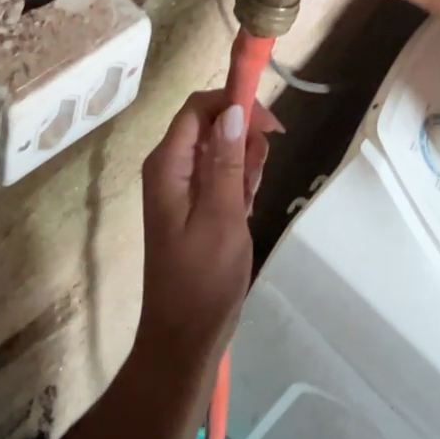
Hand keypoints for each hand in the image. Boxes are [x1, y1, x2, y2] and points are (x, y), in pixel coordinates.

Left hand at [135, 90, 280, 366]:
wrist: (184, 335)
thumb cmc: (203, 279)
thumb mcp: (222, 216)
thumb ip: (227, 161)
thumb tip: (234, 109)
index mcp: (167, 163)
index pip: (198, 108)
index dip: (233, 103)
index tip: (272, 124)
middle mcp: (168, 166)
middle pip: (210, 124)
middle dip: (242, 139)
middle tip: (258, 175)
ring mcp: (178, 186)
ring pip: (218, 149)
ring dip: (242, 164)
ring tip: (249, 201)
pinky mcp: (191, 204)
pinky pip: (218, 175)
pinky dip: (237, 184)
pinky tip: (245, 210)